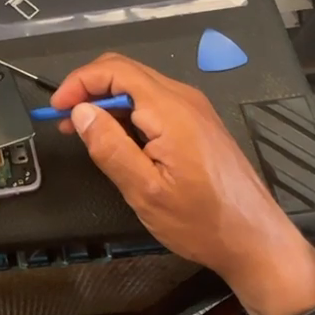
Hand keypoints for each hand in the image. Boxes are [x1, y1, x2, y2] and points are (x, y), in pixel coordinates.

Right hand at [51, 52, 314, 314]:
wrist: (258, 243)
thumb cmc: (201, 222)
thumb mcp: (145, 191)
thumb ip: (110, 148)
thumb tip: (80, 112)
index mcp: (171, 111)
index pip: (114, 71)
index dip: (79, 83)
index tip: (56, 110)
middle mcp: (184, 99)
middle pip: (125, 71)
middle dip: (88, 89)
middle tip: (65, 120)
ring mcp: (194, 109)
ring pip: (138, 85)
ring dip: (106, 101)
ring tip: (83, 132)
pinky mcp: (198, 123)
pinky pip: (153, 102)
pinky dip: (126, 111)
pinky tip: (115, 139)